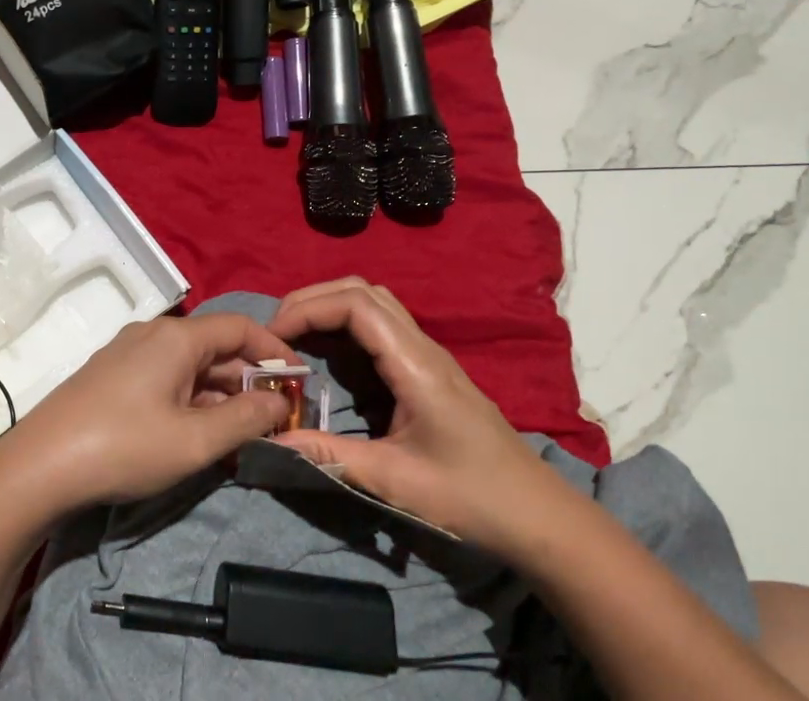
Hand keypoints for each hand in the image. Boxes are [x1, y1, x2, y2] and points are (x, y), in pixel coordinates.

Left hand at [0, 313, 298, 516]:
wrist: (40, 465)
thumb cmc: (124, 447)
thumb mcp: (195, 440)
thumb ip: (245, 419)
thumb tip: (279, 401)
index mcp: (175, 337)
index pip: (239, 327)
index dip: (274, 350)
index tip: (300, 382)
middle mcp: (151, 334)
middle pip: (215, 346)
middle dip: (250, 380)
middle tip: (277, 420)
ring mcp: (126, 354)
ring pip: (189, 366)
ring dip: (221, 395)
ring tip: (243, 436)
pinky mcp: (111, 377)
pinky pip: (165, 378)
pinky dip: (191, 400)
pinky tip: (199, 435)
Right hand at [268, 278, 577, 554]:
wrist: (540, 518)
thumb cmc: (471, 498)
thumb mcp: (394, 481)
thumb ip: (329, 455)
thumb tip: (268, 441)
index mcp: (416, 366)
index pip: (356, 305)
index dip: (308, 310)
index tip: (273, 338)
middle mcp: (422, 349)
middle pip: (362, 291)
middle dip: (312, 301)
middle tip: (275, 332)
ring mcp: (427, 357)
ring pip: (372, 305)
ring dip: (328, 310)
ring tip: (292, 340)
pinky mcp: (427, 372)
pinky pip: (380, 330)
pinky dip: (344, 330)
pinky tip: (324, 360)